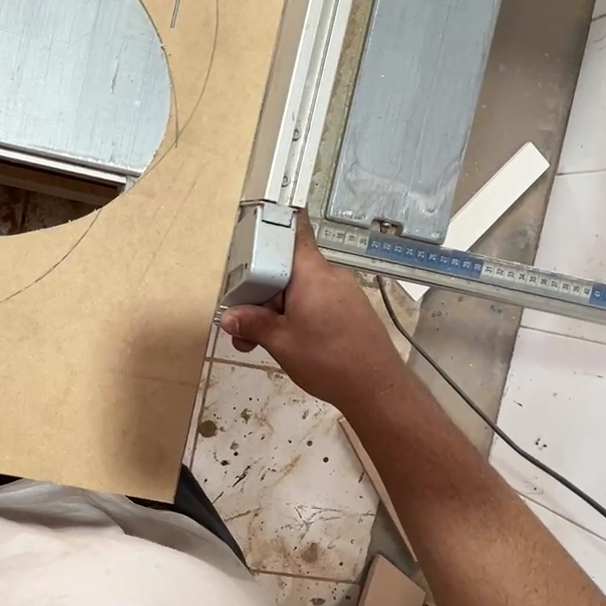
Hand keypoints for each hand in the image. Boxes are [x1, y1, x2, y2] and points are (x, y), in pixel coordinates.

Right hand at [220, 211, 409, 416]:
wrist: (376, 389)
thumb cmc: (328, 360)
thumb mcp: (280, 343)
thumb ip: (253, 324)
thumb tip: (229, 317)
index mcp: (312, 273)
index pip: (295, 232)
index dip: (276, 221)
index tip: (257, 216)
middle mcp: (330, 275)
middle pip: (287, 269)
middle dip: (262, 293)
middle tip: (243, 323)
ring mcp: (343, 292)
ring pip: (300, 289)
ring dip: (277, 309)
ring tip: (260, 341)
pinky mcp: (350, 309)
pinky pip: (315, 301)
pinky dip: (296, 315)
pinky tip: (286, 341)